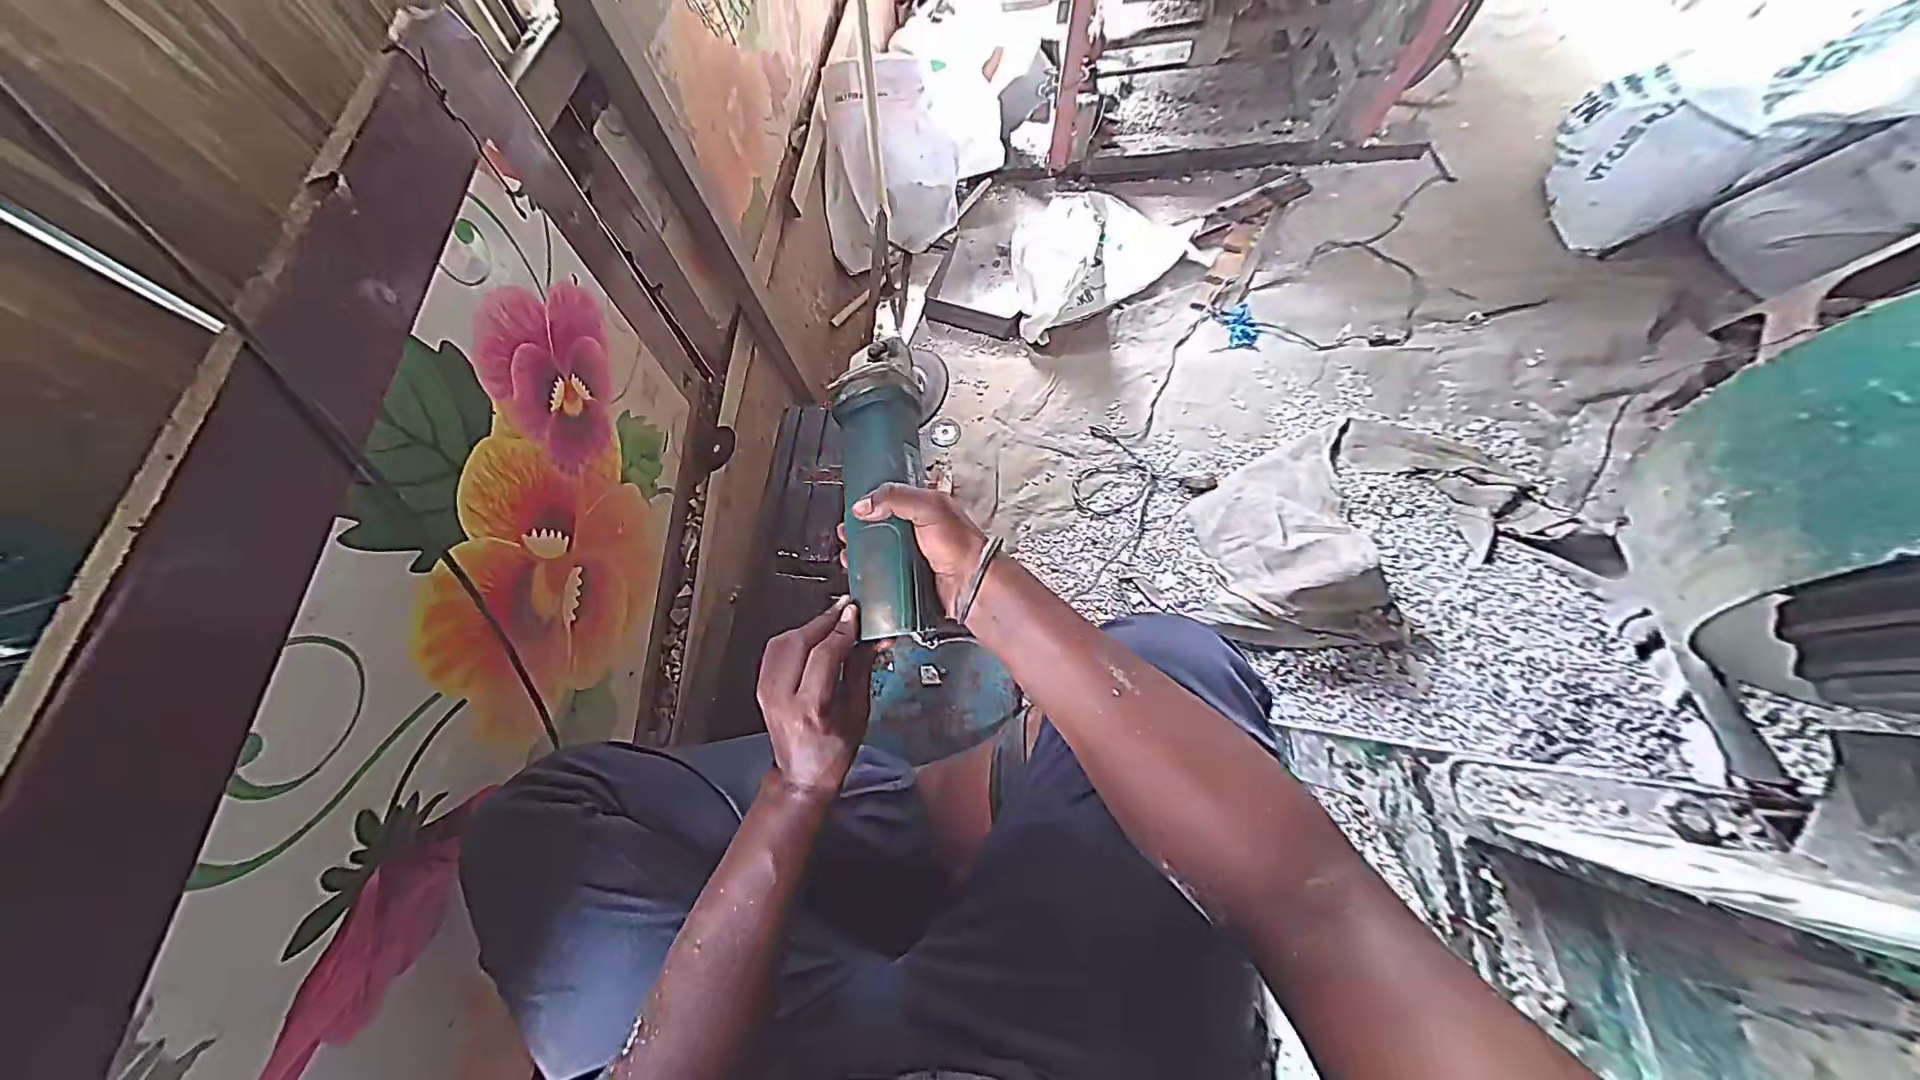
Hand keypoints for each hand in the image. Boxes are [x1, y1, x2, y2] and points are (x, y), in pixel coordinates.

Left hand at [756, 597, 869, 796]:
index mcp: (811, 708)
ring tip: (834, 618)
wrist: (801, 775)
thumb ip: (861, 669)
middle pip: (799, 642)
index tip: (856, 613)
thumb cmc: (835, 750)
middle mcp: (782, 698)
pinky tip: (814, 633)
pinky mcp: (761, 687)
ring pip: (784, 641)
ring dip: (810, 625)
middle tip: (846, 608)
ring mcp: (766, 692)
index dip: (842, 629)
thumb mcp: (858, 712)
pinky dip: (796, 636)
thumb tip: (873, 637)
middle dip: (825, 620)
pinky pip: (776, 649)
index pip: (825, 655)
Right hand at [847, 484, 987, 615]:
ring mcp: (913, 556)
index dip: (870, 503)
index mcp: (925, 508)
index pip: (891, 500)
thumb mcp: (929, 508)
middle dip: (859, 531)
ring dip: (861, 553)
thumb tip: (863, 505)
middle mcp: (918, 531)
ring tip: (847, 555)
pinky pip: (884, 574)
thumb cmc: (959, 545)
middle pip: (880, 527)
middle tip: (845, 535)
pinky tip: (858, 574)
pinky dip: (870, 573)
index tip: (852, 510)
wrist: (971, 585)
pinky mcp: (909, 577)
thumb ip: (896, 498)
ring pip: (879, 552)